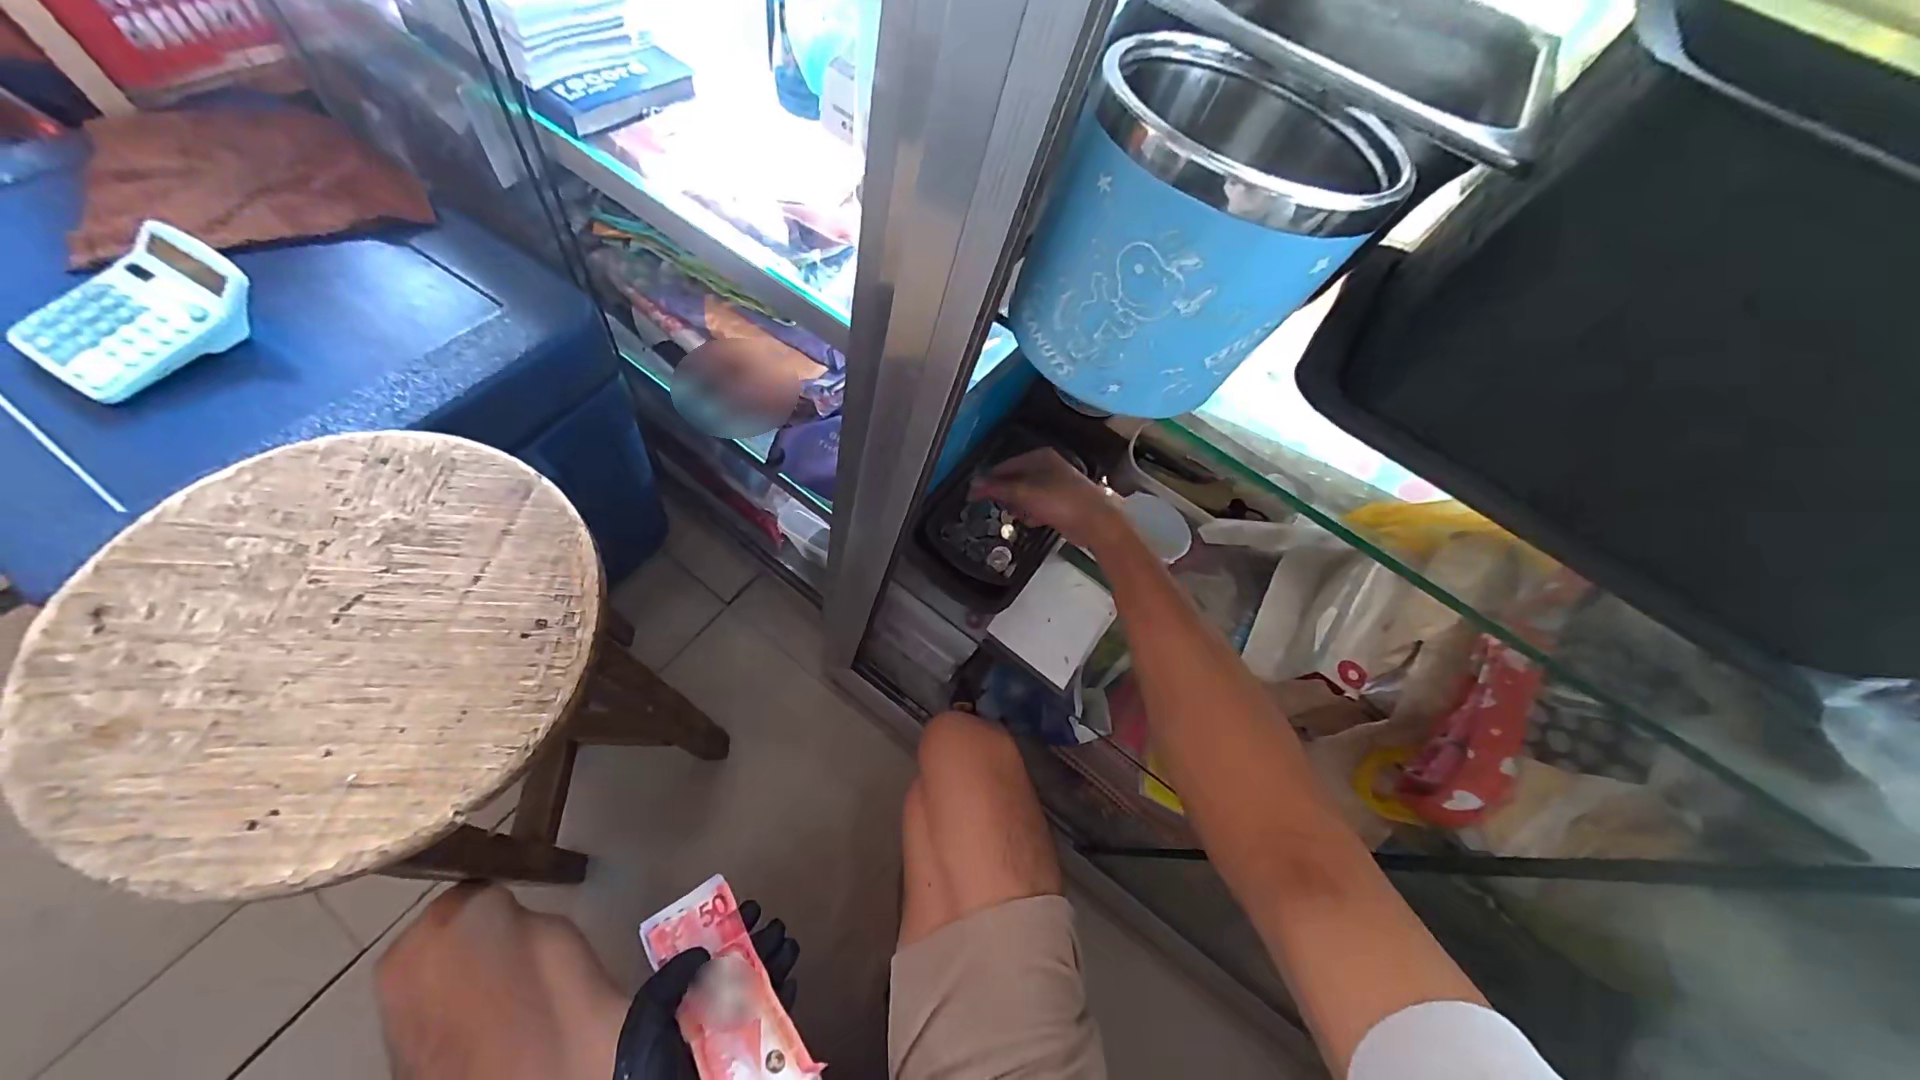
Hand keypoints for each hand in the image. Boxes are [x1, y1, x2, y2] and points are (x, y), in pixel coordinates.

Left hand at [611, 900, 799, 1079]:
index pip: (715, 956)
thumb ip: (668, 981)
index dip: (733, 930)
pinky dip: (783, 1003)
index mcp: (687, 1000)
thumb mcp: (647, 1018)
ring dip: (777, 966)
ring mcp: (731, 1034)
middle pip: (742, 970)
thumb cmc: (649, 1069)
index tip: (751, 910)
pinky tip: (790, 984)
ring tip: (789, 946)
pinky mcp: (749, 1056)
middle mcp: (710, 1013)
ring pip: (760, 991)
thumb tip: (703, 952)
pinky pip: (772, 1024)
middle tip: (777, 926)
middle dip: (761, 945)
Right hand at [970, 449, 1124, 550]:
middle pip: (1014, 480)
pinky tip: (1034, 520)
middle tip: (998, 506)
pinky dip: (1032, 514)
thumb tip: (974, 484)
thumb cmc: (1061, 500)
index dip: (989, 480)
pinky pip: (1036, 507)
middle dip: (1006, 495)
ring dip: (1019, 507)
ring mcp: (1054, 486)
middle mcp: (1047, 468)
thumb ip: (998, 488)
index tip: (974, 494)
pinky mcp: (1059, 504)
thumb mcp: (1024, 492)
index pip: (1005, 465)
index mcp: (1039, 457)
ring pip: (1024, 496)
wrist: (1094, 521)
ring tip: (1021, 514)